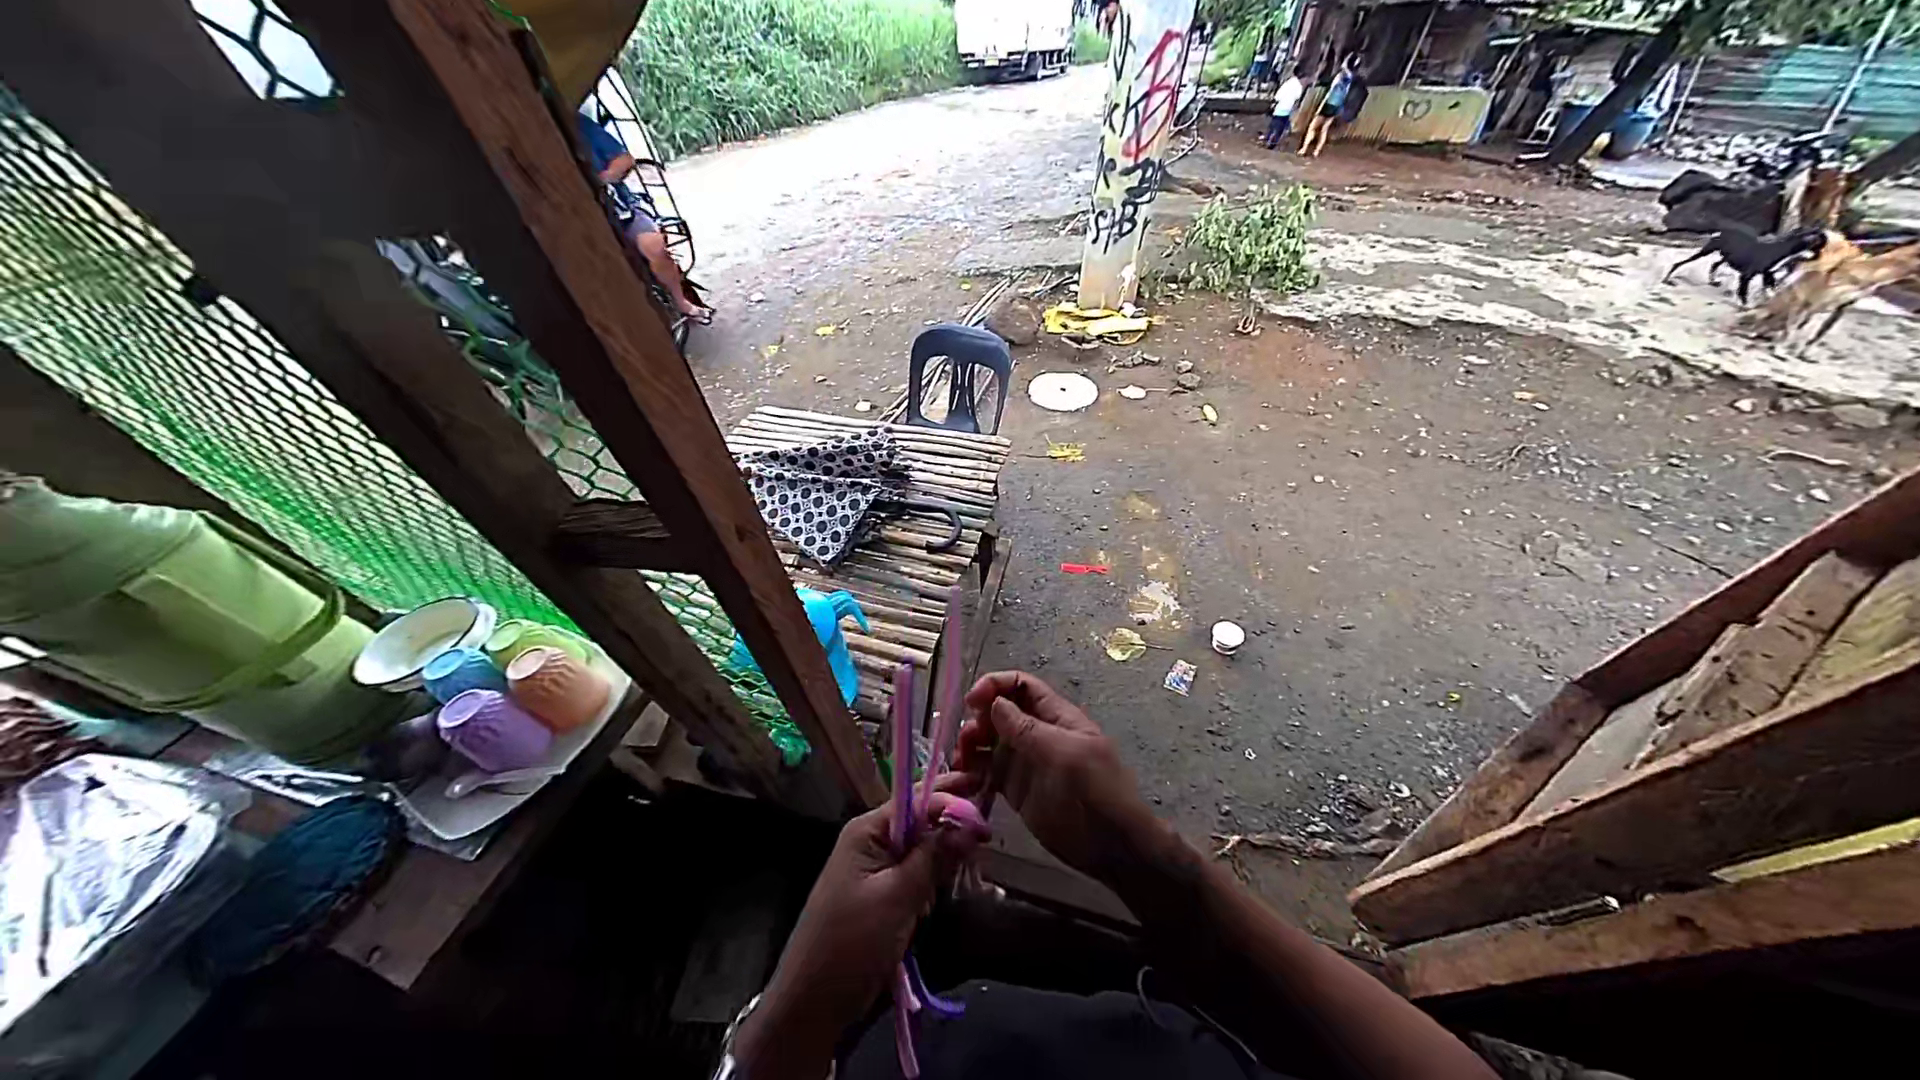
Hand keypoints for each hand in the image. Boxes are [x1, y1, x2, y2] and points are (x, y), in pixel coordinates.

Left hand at [733, 799, 977, 1079]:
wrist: (812, 1003)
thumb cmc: (851, 943)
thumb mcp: (898, 897)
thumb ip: (934, 857)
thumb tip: (970, 822)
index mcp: (867, 830)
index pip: (916, 800)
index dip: (952, 802)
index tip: (987, 819)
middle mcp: (870, 840)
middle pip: (919, 820)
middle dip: (950, 822)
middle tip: (986, 831)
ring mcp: (874, 868)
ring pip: (920, 847)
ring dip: (943, 852)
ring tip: (972, 855)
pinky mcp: (880, 894)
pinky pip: (913, 873)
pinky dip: (932, 877)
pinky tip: (948, 884)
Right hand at [952, 671, 1163, 884]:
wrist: (1113, 847)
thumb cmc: (1097, 793)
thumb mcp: (1065, 755)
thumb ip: (1028, 729)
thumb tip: (995, 703)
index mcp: (1055, 717)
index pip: (1021, 686)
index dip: (995, 686)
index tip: (972, 701)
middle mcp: (1036, 734)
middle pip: (999, 712)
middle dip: (978, 718)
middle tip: (966, 740)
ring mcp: (1025, 762)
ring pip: (989, 741)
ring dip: (970, 745)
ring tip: (961, 762)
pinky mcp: (1016, 789)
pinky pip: (987, 772)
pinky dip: (972, 772)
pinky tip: (963, 781)